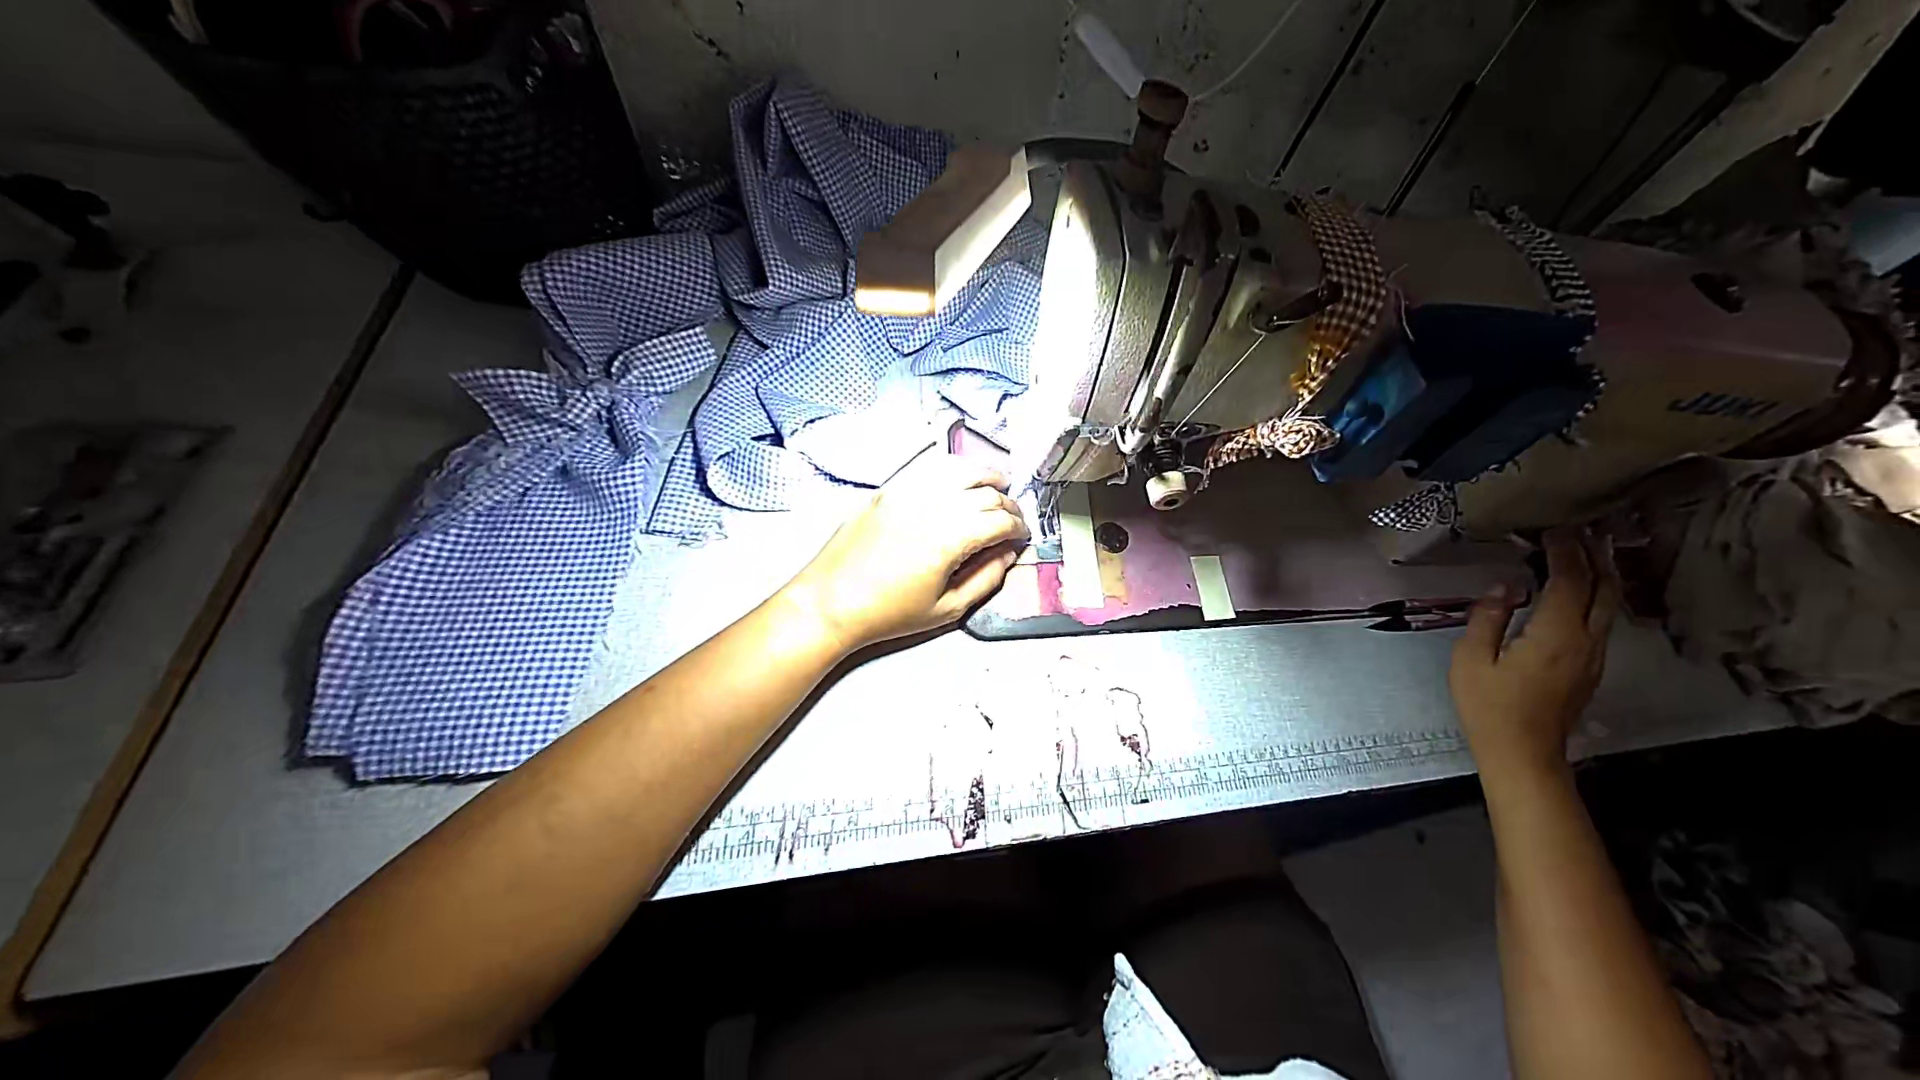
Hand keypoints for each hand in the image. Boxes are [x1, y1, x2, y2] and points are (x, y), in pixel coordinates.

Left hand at [776, 452, 1029, 652]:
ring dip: (984, 475)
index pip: (999, 519)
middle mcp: (930, 506)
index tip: (1022, 535)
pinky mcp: (888, 489)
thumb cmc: (886, 613)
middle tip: (1013, 517)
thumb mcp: (946, 609)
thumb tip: (1007, 555)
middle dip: (1007, 503)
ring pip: (959, 469)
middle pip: (984, 491)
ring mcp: (907, 492)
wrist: (830, 601)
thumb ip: (985, 579)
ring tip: (997, 483)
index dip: (1018, 526)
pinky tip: (959, 477)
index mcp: (949, 539)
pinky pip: (928, 467)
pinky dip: (952, 468)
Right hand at [1449, 527, 1621, 781]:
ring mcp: (1594, 657)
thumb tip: (1505, 588)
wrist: (1523, 752)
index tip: (1555, 529)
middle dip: (1595, 557)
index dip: (1565, 552)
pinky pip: (1601, 621)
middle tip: (1583, 531)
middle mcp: (1586, 641)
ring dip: (1601, 575)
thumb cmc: (1489, 706)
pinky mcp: (1590, 668)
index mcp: (1556, 635)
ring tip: (1588, 552)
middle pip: (1604, 589)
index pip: (1570, 581)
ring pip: (1609, 606)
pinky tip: (1579, 592)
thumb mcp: (1471, 659)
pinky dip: (1594, 597)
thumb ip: (1488, 619)